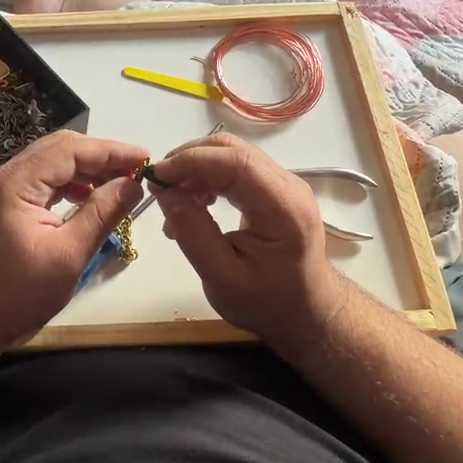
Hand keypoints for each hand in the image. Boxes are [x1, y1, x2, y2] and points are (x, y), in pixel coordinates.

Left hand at [0, 131, 148, 348]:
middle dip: (101, 155)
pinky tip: (92, 197)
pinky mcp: (8, 204)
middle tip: (136, 169)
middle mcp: (8, 176)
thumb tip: (133, 184)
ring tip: (121, 182)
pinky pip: (45, 181)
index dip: (110, 151)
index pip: (70, 150)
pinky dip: (71, 183)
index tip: (144, 157)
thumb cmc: (18, 293)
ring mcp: (5, 190)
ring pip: (53, 163)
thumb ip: (101, 214)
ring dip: (87, 169)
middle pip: (60, 149)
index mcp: (16, 183)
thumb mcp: (68, 255)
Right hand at [152, 134, 344, 349]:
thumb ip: (193, 233)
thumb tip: (165, 193)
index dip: (192, 161)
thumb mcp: (222, 278)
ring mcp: (283, 184)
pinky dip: (207, 175)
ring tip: (172, 197)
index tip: (156, 176)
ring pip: (232, 154)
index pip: (236, 163)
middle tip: (158, 184)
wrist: (305, 312)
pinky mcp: (274, 188)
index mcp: (283, 209)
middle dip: (189, 158)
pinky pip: (236, 168)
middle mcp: (288, 186)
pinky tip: (194, 201)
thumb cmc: (267, 303)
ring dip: (196, 167)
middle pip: (233, 150)